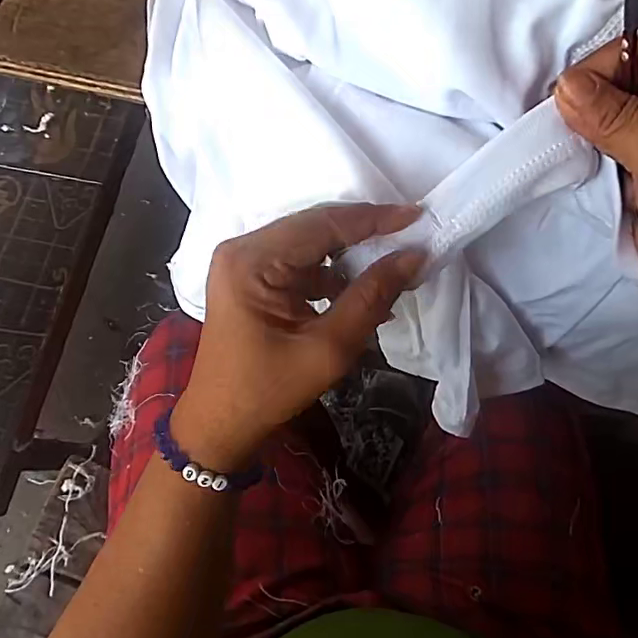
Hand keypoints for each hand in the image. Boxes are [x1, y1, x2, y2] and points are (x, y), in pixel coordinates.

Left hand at [170, 204, 424, 470]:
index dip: (372, 218)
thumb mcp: (328, 348)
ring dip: (350, 255)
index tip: (417, 216)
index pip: (321, 224)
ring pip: (309, 243)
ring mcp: (243, 262)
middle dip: (364, 232)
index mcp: (251, 261)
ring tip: (394, 266)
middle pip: (313, 227)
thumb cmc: (268, 390)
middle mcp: (242, 249)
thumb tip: (413, 256)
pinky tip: (364, 292)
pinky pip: (298, 262)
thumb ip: (371, 297)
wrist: (221, 422)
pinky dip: (331, 274)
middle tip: (412, 234)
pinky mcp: (250, 277)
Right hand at [555, 42, 637, 308]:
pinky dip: (580, 152)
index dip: (598, 72)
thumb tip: (565, 84)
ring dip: (578, 130)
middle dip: (584, 101)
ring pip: (603, 113)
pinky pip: (599, 145)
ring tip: (560, 149)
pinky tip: (567, 162)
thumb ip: (621, 122)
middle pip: (618, 80)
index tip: (561, 104)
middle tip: (555, 130)